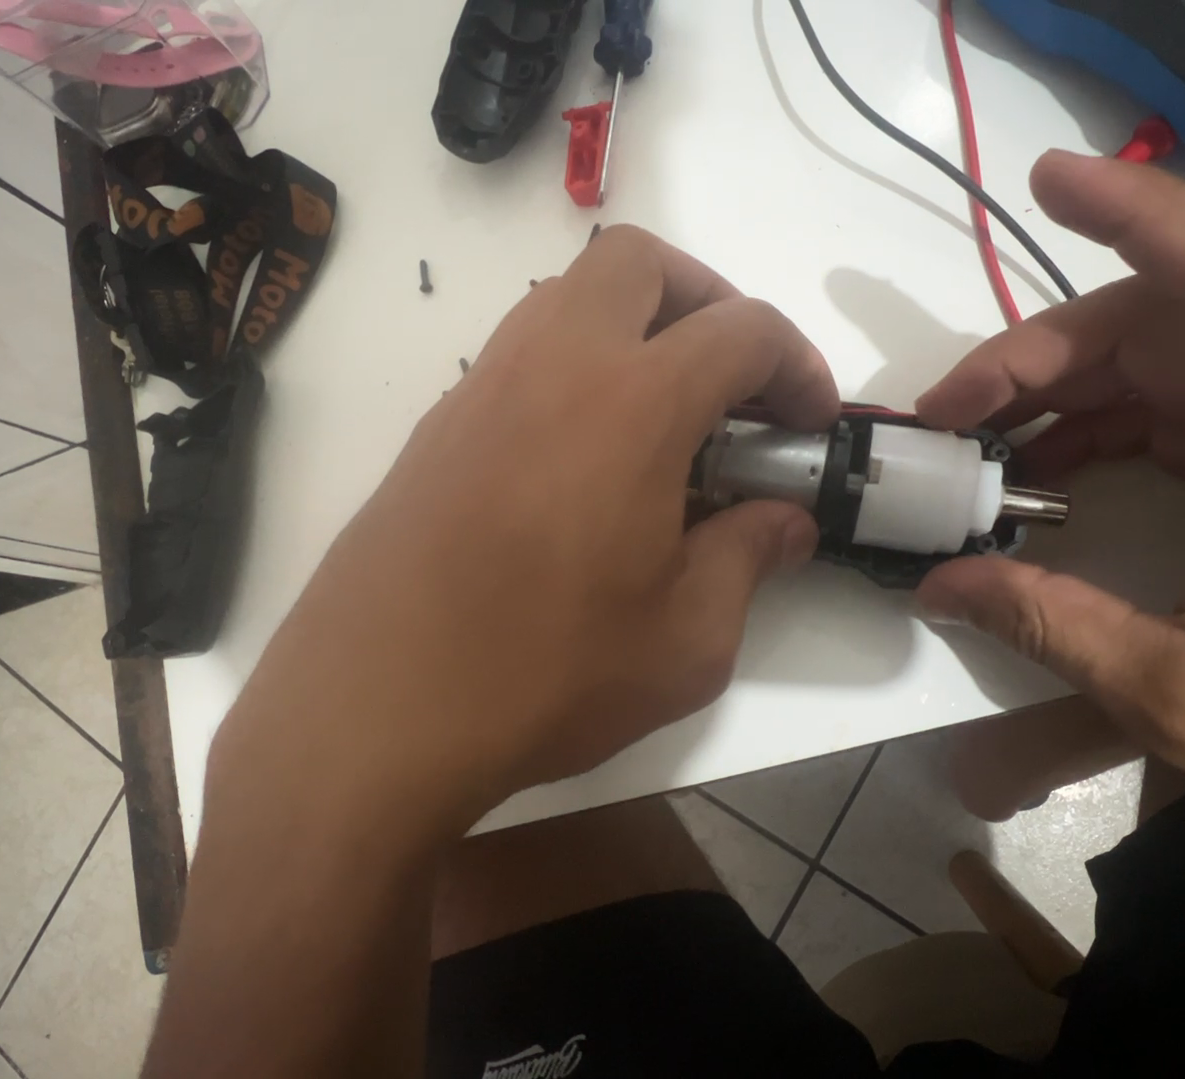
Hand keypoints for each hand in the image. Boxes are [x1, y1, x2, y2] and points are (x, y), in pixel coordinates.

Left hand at [214, 226, 838, 836]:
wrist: (375, 708)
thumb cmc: (547, 675)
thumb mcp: (686, 639)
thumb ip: (748, 559)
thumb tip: (785, 522)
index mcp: (632, 403)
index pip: (742, 330)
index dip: (797, 364)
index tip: (808, 421)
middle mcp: (552, 364)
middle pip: (641, 264)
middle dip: (708, 301)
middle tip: (732, 384)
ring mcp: (481, 387)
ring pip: (569, 298)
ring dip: (633, 328)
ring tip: (661, 422)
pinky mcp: (436, 427)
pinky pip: (520, 356)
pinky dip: (572, 371)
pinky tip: (583, 463)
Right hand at [914, 152, 1184, 945]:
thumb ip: (1054, 629)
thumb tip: (938, 585)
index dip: (1146, 212)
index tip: (1050, 180)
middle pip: (1178, 317)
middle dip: (1046, 351)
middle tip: (945, 413)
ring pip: (1178, 350)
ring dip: (1067, 382)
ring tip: (976, 441)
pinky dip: (1107, 418)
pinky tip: (1044, 463)